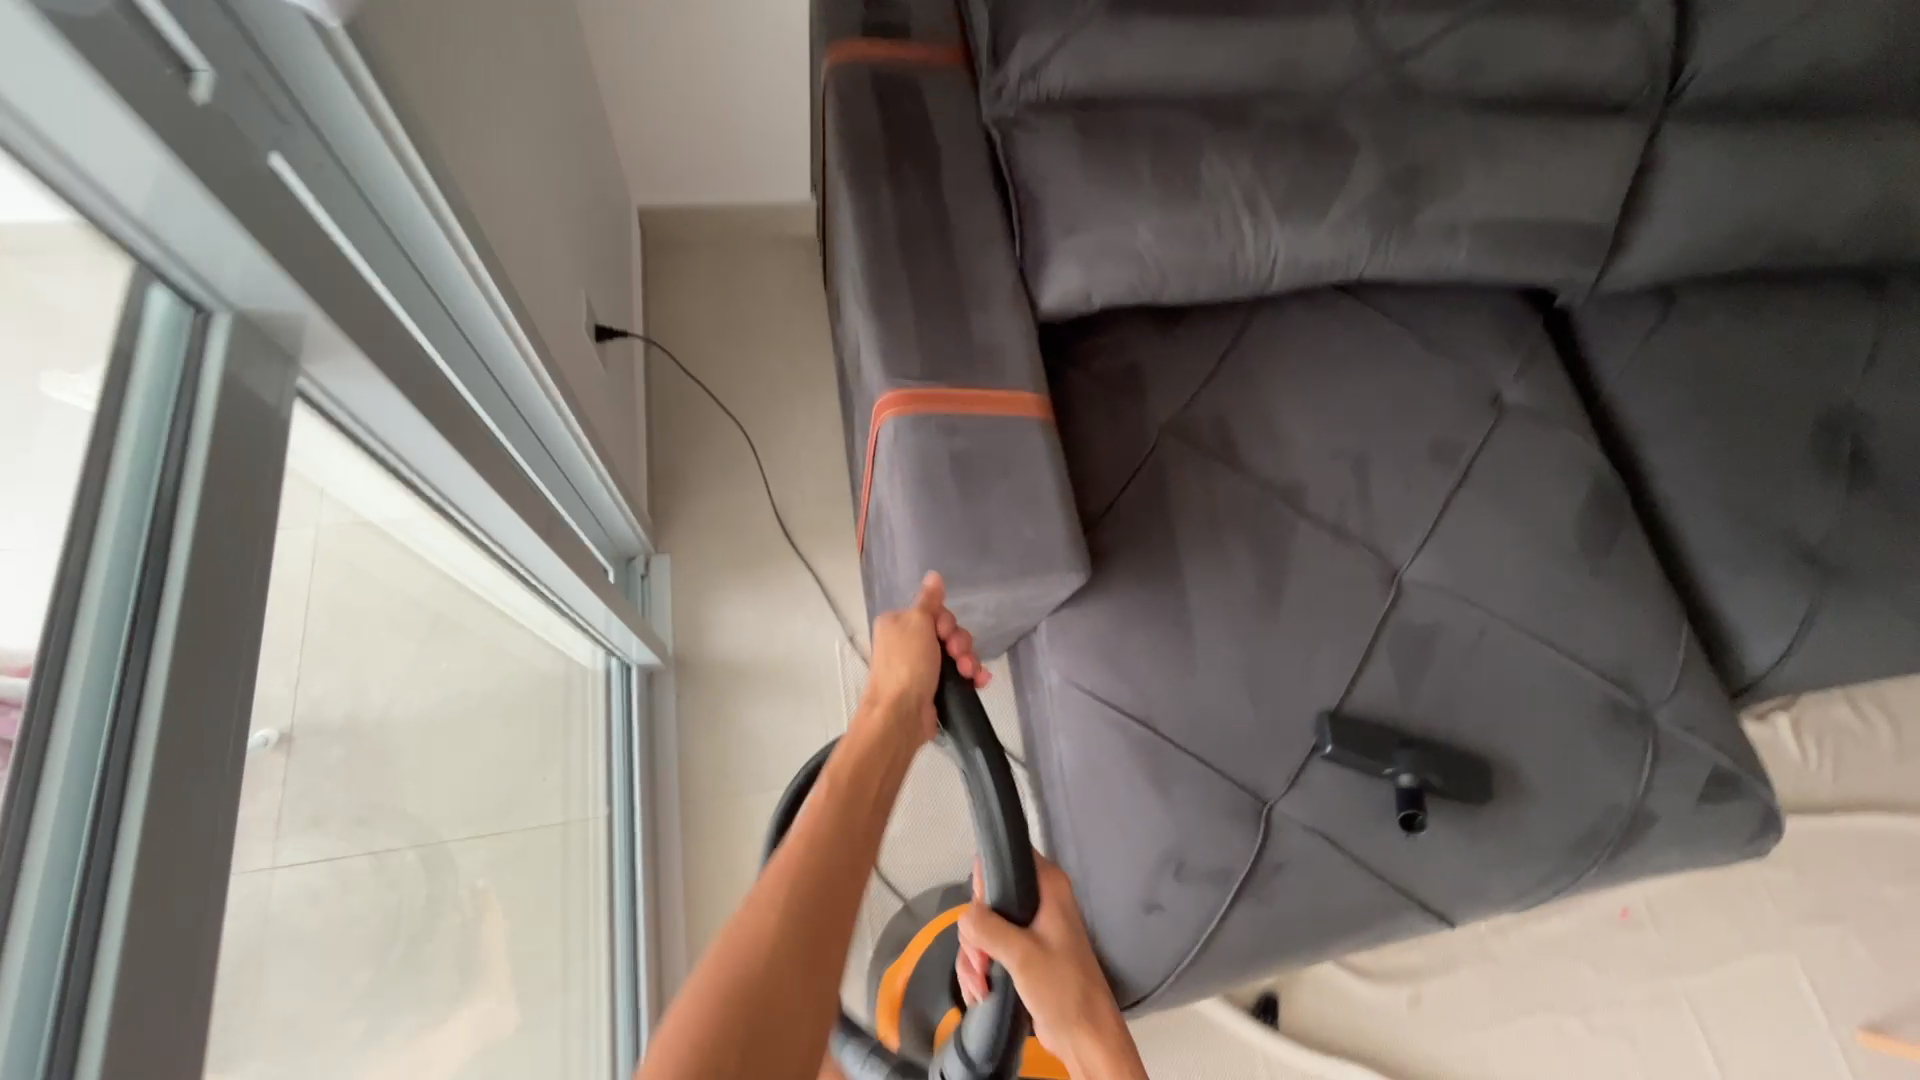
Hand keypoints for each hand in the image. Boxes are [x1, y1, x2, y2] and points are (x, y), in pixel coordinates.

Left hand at [857, 572, 988, 749]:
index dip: (945, 621)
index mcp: (899, 624)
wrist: (900, 715)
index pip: (933, 612)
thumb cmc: (906, 664)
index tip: (943, 633)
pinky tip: (979, 681)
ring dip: (968, 660)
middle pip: (948, 632)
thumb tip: (934, 575)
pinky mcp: (935, 688)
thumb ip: (929, 600)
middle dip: (960, 643)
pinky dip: (971, 676)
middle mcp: (909, 643)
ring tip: (969, 673)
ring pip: (957, 654)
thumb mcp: (917, 623)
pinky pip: (960, 675)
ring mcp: (922, 667)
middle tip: (957, 655)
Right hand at [956, 855, 1142, 1075]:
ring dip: (974, 957)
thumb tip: (963, 916)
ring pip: (982, 926)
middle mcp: (1037, 899)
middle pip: (986, 897)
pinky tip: (980, 991)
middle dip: (975, 932)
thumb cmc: (1063, 988)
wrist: (1083, 1036)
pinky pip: (986, 948)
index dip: (987, 881)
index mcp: (1047, 886)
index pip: (1007, 858)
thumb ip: (988, 928)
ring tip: (981, 984)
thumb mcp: (1022, 954)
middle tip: (981, 960)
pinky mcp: (1019, 952)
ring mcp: (1027, 927)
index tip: (981, 913)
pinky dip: (978, 969)